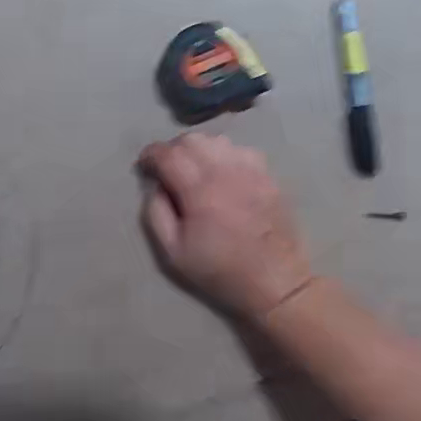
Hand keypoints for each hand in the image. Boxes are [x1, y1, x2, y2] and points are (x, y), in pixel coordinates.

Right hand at [138, 133, 314, 321]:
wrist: (275, 281)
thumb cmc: (220, 270)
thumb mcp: (174, 253)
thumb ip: (156, 213)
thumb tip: (155, 185)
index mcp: (200, 191)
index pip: (169, 154)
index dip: (151, 154)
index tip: (145, 164)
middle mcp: (226, 171)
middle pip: (192, 139)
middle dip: (173, 148)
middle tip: (167, 167)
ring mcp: (252, 170)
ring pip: (218, 140)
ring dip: (200, 148)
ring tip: (195, 168)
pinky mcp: (268, 175)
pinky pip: (241, 150)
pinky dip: (225, 154)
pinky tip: (224, 173)